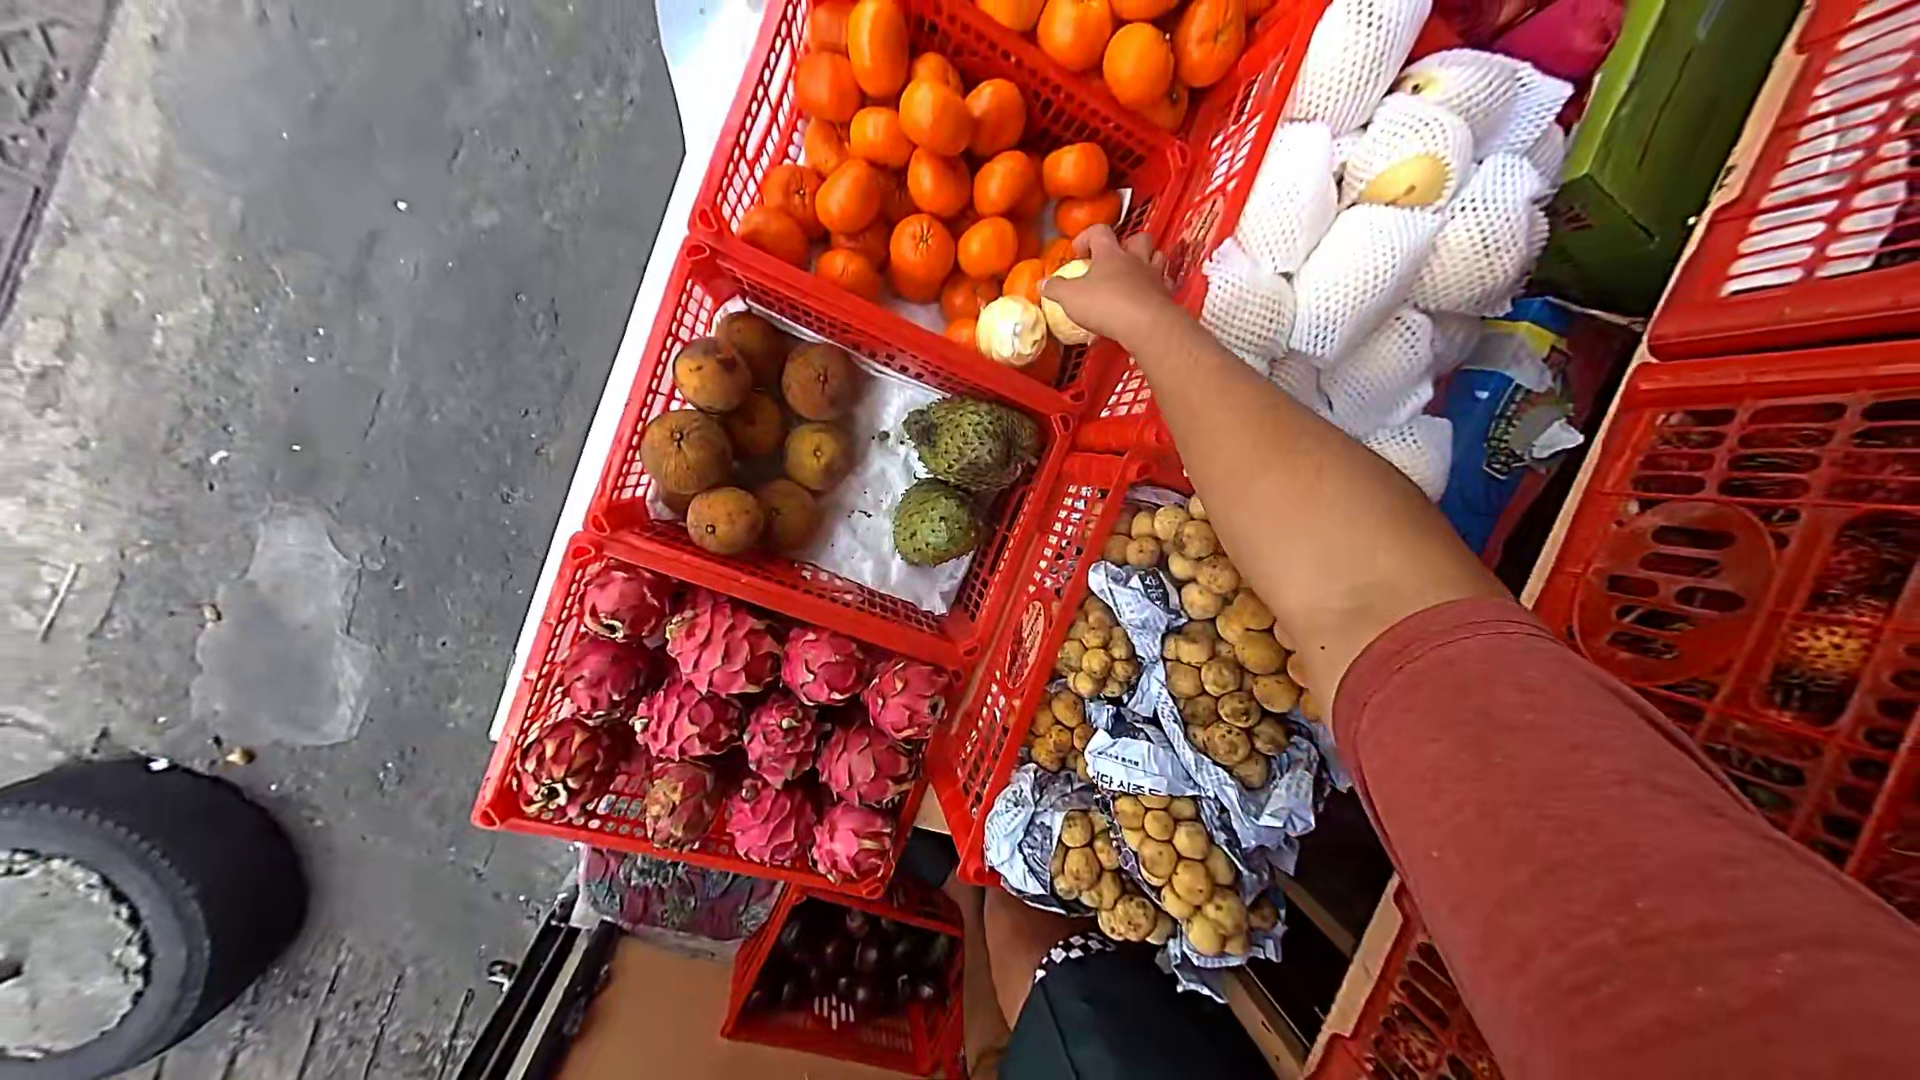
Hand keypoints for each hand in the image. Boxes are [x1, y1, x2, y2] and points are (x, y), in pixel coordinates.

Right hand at [1040, 225, 1178, 349]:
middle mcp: (1135, 259)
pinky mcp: (1166, 295)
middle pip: (1138, 238)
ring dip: (1148, 261)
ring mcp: (1154, 276)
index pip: (1099, 232)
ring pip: (1157, 256)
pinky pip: (1164, 285)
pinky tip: (1149, 297)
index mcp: (1110, 254)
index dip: (1087, 237)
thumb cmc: (1105, 304)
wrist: (1145, 324)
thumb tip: (1041, 283)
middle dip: (1127, 244)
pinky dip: (1157, 288)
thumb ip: (1056, 289)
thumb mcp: (1071, 298)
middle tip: (1115, 259)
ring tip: (1135, 274)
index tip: (1078, 252)